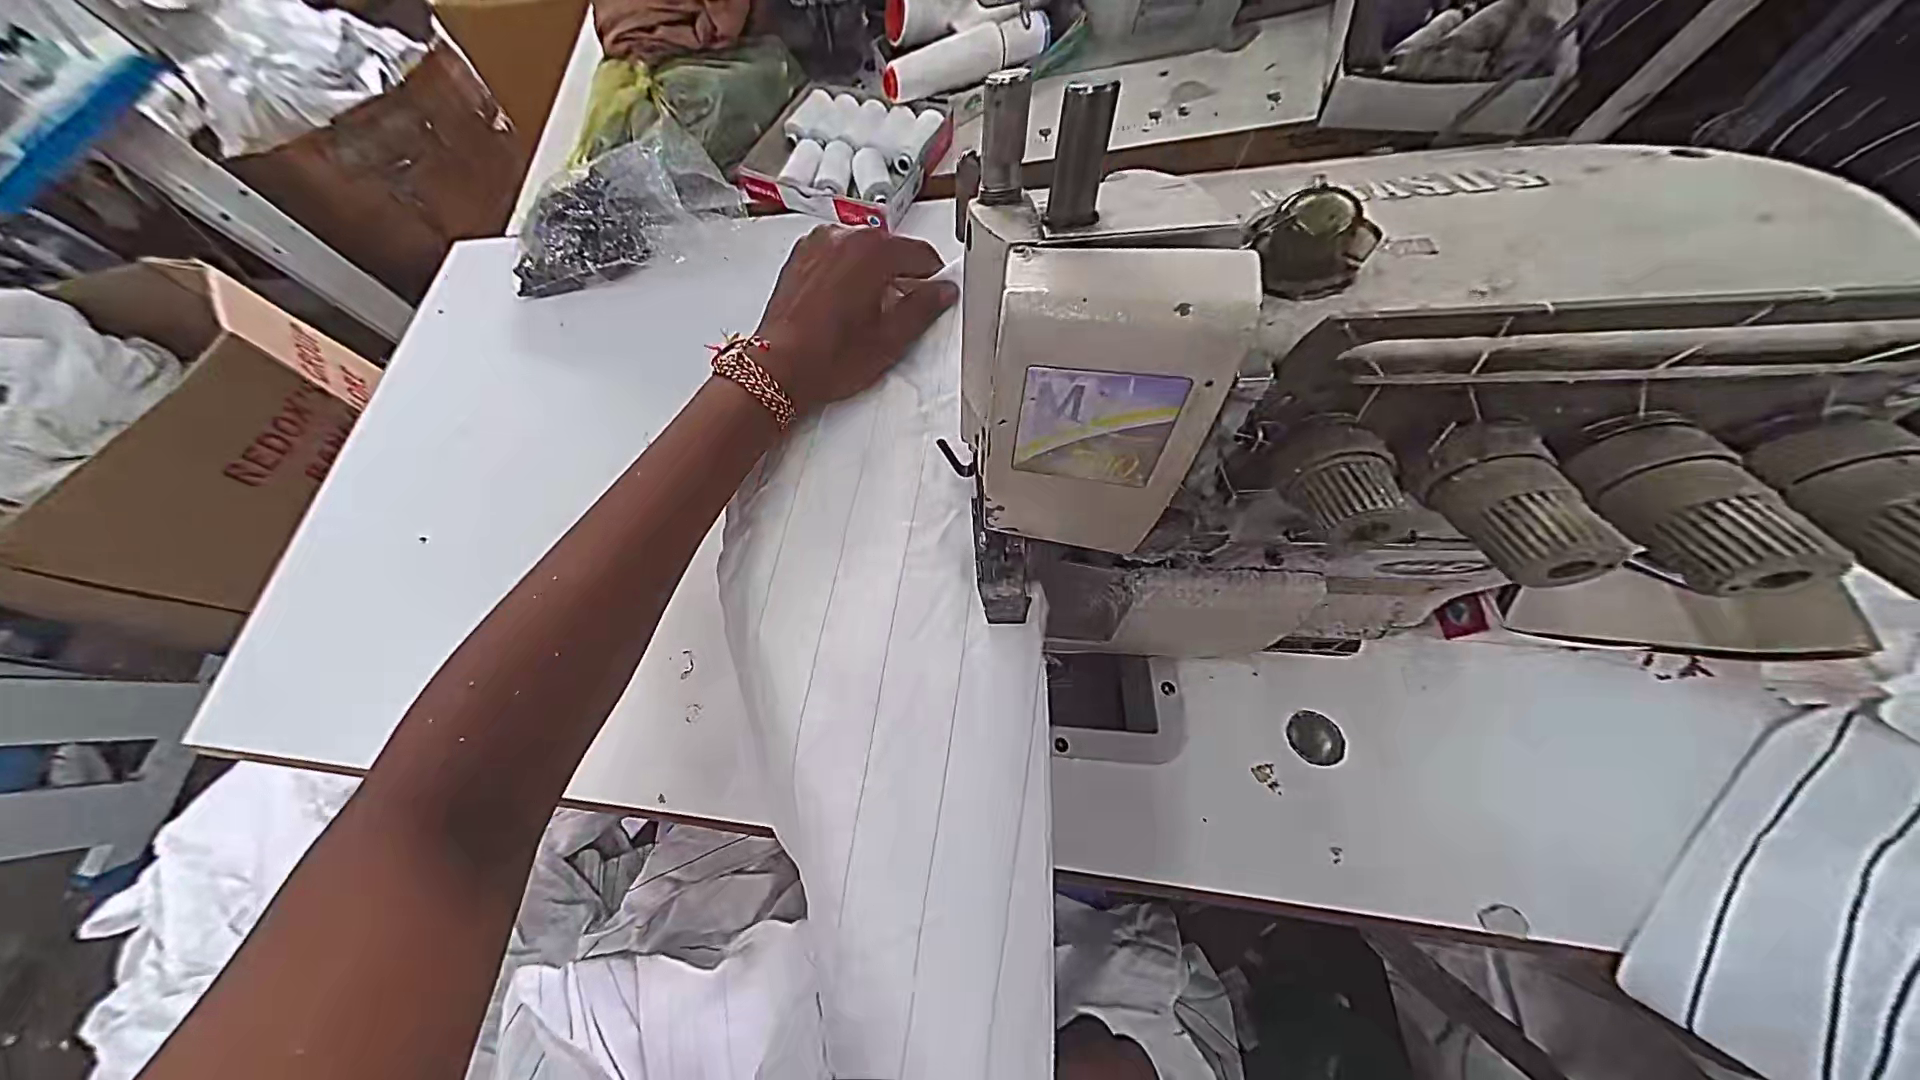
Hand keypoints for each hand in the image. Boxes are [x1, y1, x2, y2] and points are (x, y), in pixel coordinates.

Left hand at [753, 224, 957, 413]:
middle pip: (890, 248)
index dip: (934, 276)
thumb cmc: (826, 357)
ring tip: (874, 312)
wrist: (780, 369)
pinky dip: (848, 274)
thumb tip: (941, 292)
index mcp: (871, 251)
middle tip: (907, 309)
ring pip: (862, 252)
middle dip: (903, 275)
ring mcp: (817, 245)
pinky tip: (848, 307)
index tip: (938, 291)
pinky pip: (837, 258)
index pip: (920, 253)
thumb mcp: (890, 339)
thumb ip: (923, 308)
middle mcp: (842, 238)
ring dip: (875, 274)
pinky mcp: (800, 259)